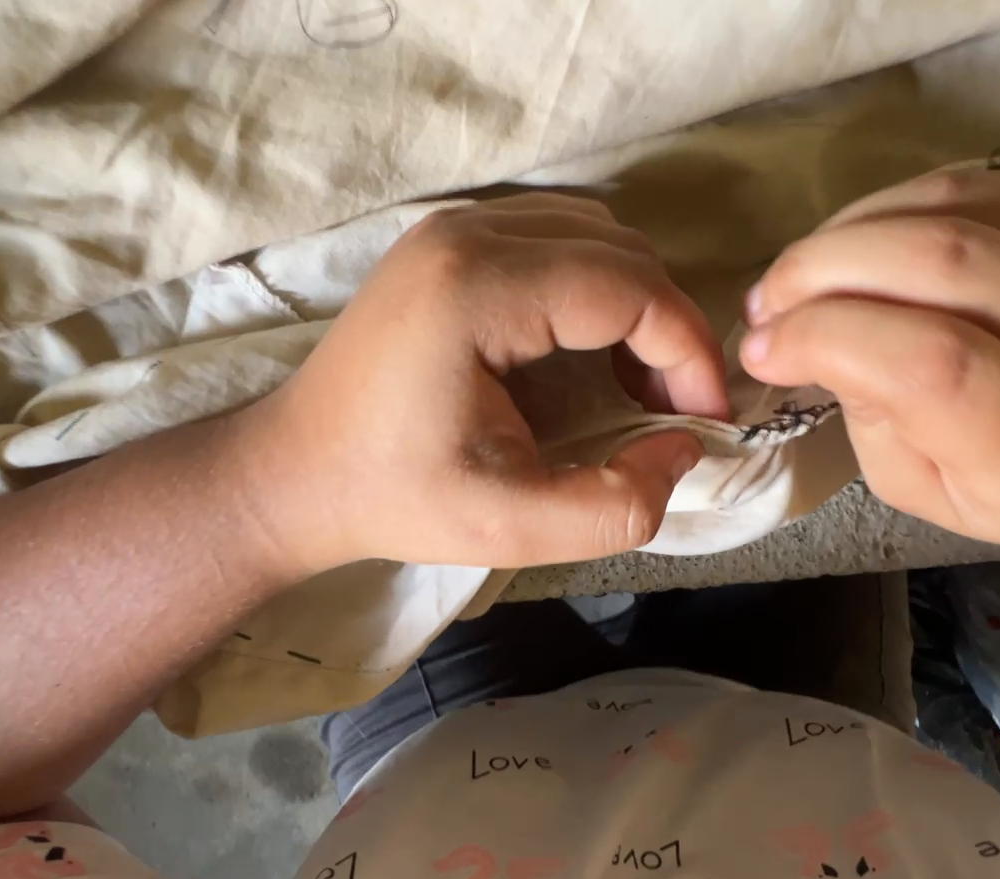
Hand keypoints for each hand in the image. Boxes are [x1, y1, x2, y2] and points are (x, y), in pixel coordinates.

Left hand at [224, 195, 729, 574]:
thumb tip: (683, 449)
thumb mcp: (512, 528)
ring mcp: (451, 229)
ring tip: (635, 389)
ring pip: (593, 238)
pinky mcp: (446, 245)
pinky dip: (595, 294)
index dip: (688, 353)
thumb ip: (618, 505)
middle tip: (669, 412)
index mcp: (478, 288)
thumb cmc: (393, 499)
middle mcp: (466, 233)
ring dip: (635, 309)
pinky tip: (588, 356)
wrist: (296, 474)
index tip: (704, 421)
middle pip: (619, 251)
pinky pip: (556, 243)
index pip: (629, 288)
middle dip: (666, 331)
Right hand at [740, 169, 999, 546]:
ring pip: (961, 207)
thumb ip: (871, 416)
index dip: (827, 338)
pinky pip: (982, 184)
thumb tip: (808, 336)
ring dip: (850, 230)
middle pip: (949, 264)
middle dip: (826, 268)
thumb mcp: (920, 488)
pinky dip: (895, 205)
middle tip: (768, 298)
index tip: (762, 349)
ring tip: (800, 272)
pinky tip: (855, 244)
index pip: (933, 366)